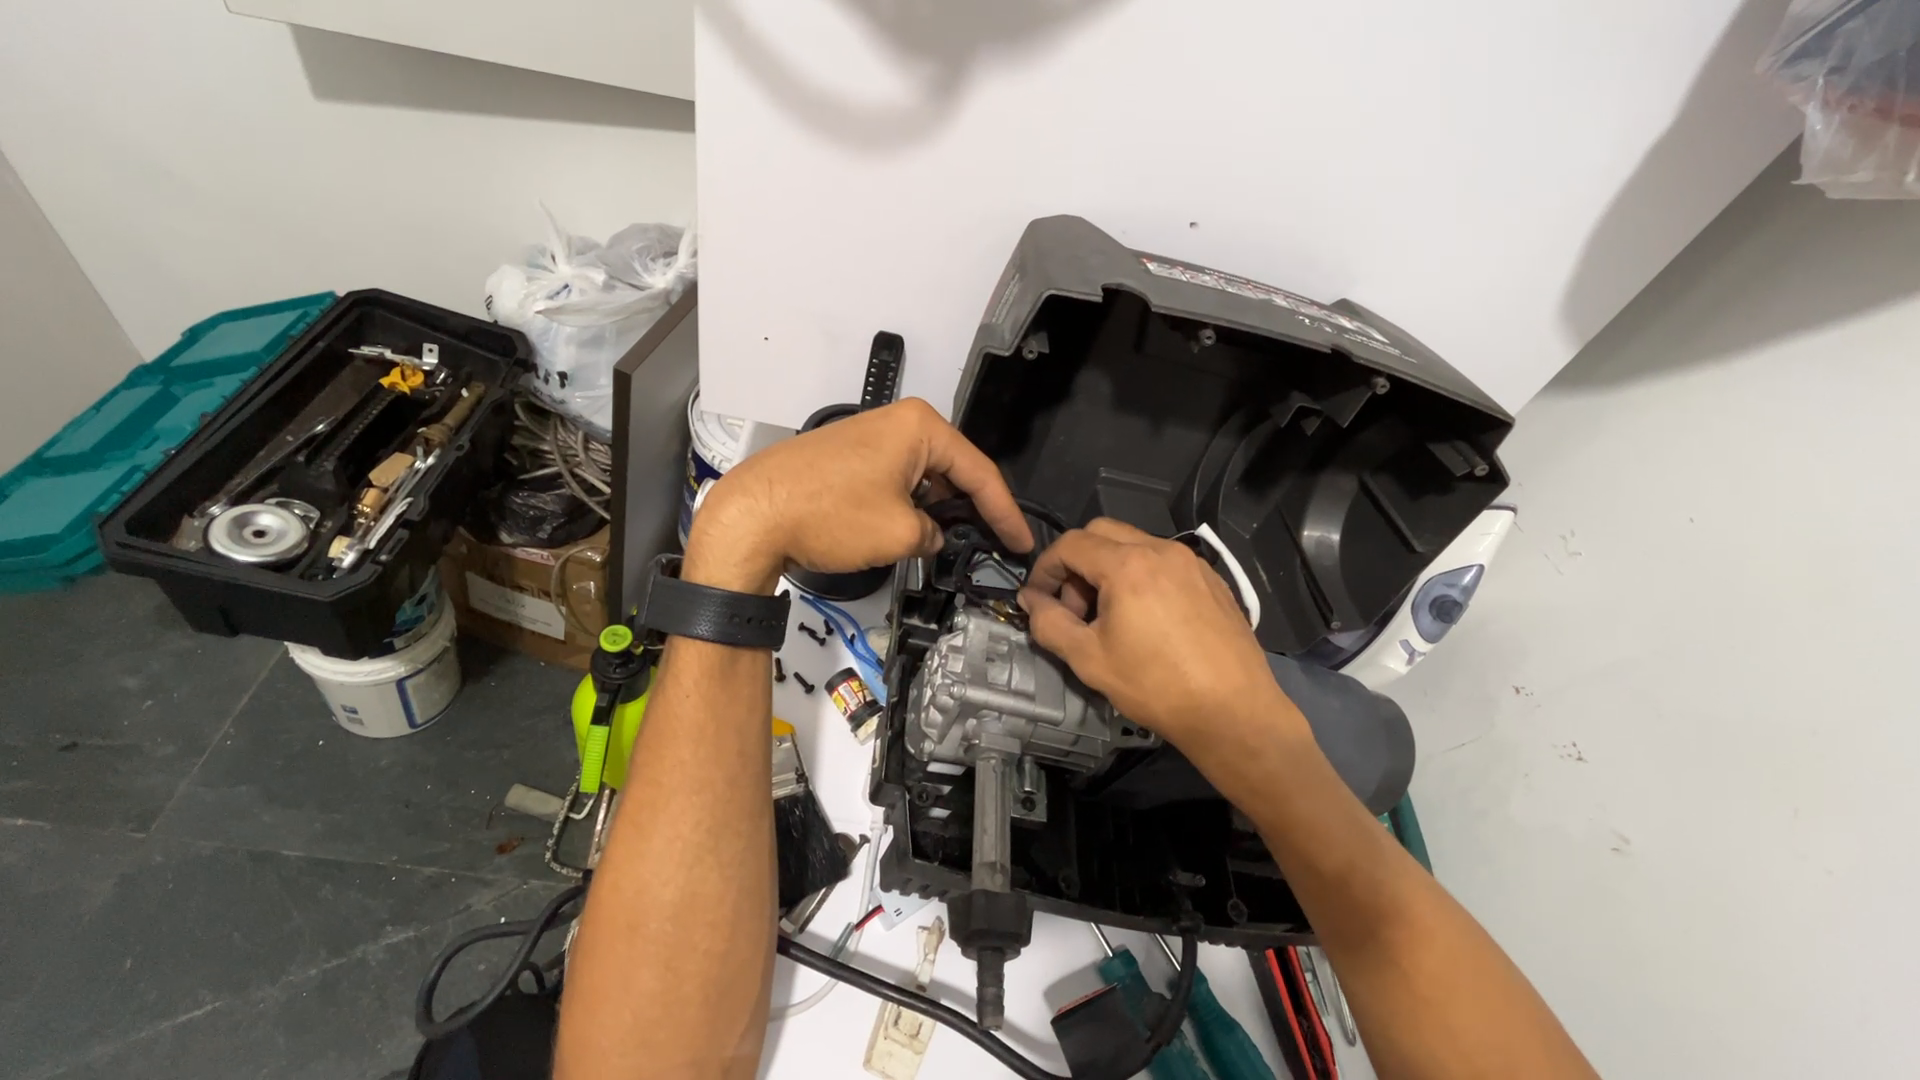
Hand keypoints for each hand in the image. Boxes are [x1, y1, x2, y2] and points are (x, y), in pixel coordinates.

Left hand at [684, 399, 1032, 593]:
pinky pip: (895, 478)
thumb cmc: (828, 516)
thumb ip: (934, 533)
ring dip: (937, 507)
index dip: (1005, 513)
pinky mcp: (848, 455)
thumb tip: (932, 534)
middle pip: (953, 468)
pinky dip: (909, 503)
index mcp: (920, 427)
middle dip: (972, 506)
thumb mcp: (900, 534)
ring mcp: (870, 436)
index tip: (1021, 542)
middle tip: (992, 541)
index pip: (979, 472)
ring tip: (953, 540)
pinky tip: (912, 529)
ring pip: (922, 475)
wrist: (752, 516)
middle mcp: (897, 421)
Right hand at [1018, 519, 1306, 757]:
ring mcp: (1192, 563)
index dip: (1045, 568)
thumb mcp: (1089, 659)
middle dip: (1077, 563)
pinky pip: (1164, 562)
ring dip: (1109, 569)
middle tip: (1074, 608)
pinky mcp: (1213, 580)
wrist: (1233, 711)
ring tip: (1109, 618)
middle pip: (1102, 533)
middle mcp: (1161, 550)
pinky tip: (1146, 621)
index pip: (1070, 544)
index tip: (1038, 599)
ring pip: (1135, 545)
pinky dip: (1141, 577)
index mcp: (1128, 564)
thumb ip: (1050, 623)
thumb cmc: (1155, 686)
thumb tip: (1031, 600)